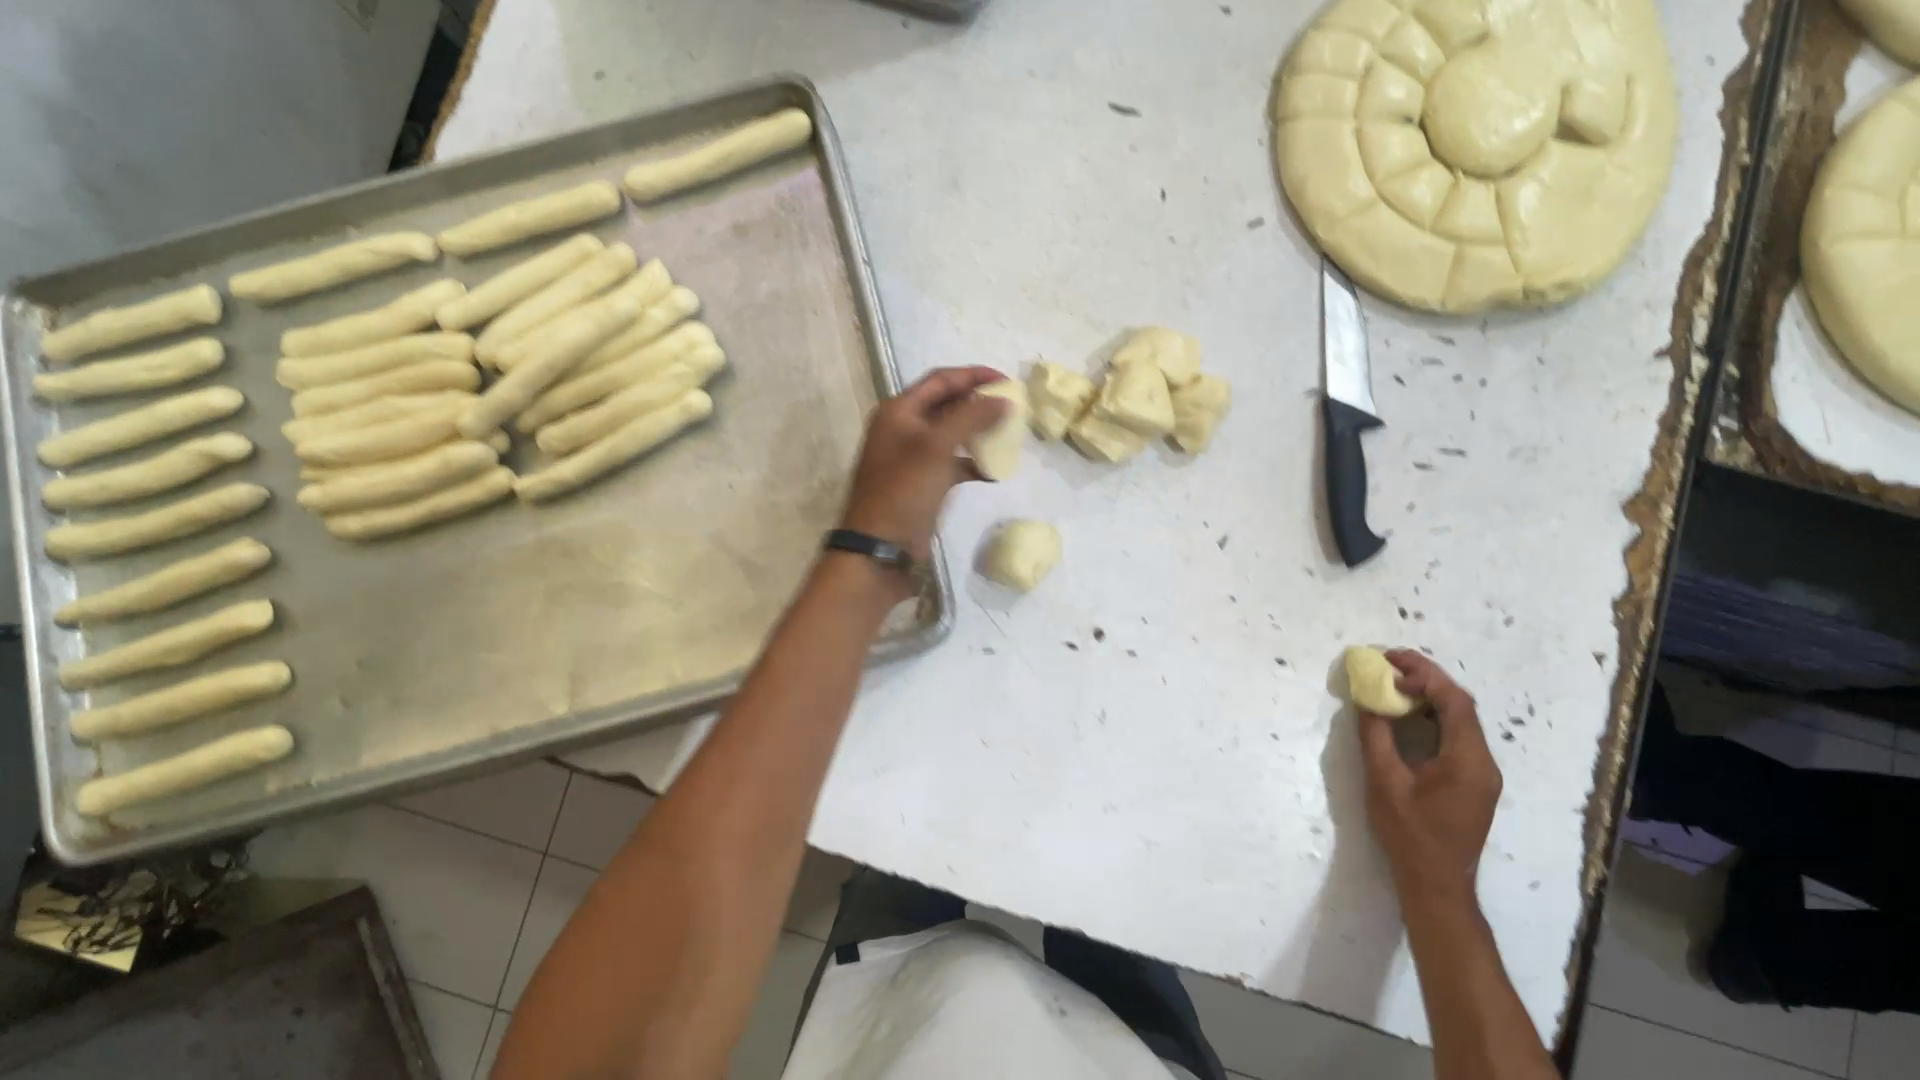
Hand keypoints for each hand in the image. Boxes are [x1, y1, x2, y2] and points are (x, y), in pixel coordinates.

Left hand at [839, 366, 1009, 561]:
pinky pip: (951, 464)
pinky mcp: (921, 483)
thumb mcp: (936, 447)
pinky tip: (994, 472)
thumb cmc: (904, 491)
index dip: (974, 375)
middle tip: (1012, 406)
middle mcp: (903, 428)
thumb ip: (971, 417)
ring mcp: (911, 457)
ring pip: (951, 435)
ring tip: (1008, 435)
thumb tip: (1004, 399)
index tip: (1008, 380)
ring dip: (978, 433)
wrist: (879, 549)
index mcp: (898, 411)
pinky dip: (971, 464)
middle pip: (946, 405)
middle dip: (979, 404)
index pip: (941, 380)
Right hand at [1358, 650, 1501, 904]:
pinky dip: (1433, 718)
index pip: (1454, 702)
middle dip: (1426, 679)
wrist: (1437, 885)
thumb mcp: (1384, 783)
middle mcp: (1484, 761)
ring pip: (1460, 721)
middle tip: (1389, 664)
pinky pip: (1457, 737)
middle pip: (1461, 706)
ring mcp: (1483, 773)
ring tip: (1394, 684)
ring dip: (1430, 697)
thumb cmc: (1409, 835)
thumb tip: (1369, 701)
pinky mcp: (1474, 782)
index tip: (1390, 661)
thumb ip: (1376, 737)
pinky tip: (1408, 716)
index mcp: (1468, 759)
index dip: (1424, 674)